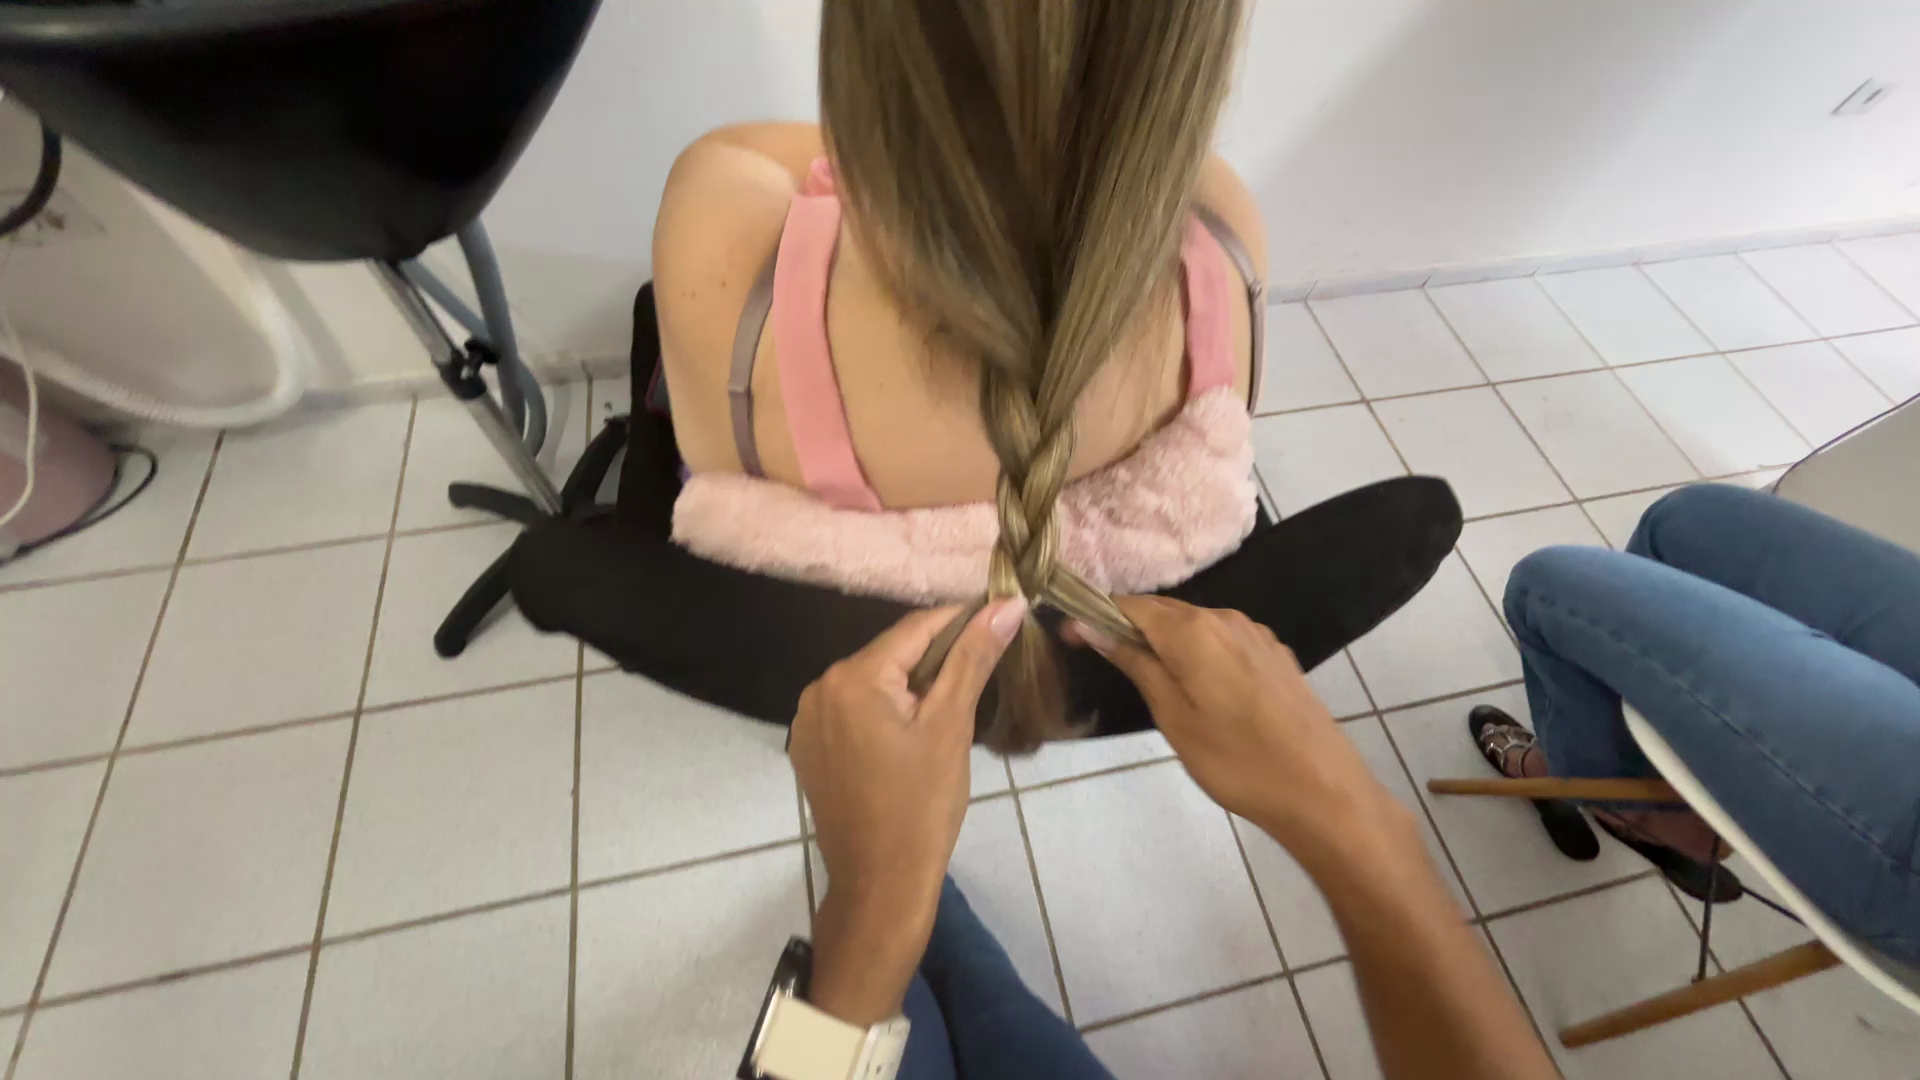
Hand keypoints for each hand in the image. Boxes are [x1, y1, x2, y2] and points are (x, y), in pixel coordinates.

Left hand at [789, 599, 1024, 1024]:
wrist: (881, 884)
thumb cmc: (923, 805)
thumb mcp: (952, 725)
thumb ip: (974, 657)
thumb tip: (1006, 604)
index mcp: (854, 677)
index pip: (915, 628)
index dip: (959, 620)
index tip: (997, 619)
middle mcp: (820, 687)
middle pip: (891, 654)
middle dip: (934, 658)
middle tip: (978, 672)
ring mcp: (808, 719)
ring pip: (872, 680)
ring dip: (909, 684)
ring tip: (947, 708)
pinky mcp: (808, 746)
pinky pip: (852, 709)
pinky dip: (882, 709)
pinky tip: (907, 735)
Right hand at [1073, 597, 1403, 868]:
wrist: (1323, 791)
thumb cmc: (1236, 761)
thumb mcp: (1173, 716)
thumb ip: (1134, 663)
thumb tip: (1090, 626)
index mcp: (1193, 630)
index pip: (1130, 605)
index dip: (1097, 616)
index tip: (1071, 638)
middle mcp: (1224, 618)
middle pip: (1162, 610)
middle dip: (1129, 627)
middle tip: (1105, 660)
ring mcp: (1254, 633)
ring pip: (1192, 623)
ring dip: (1164, 639)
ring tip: (1150, 678)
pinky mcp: (1273, 652)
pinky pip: (1220, 637)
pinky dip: (1197, 649)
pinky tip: (1198, 684)